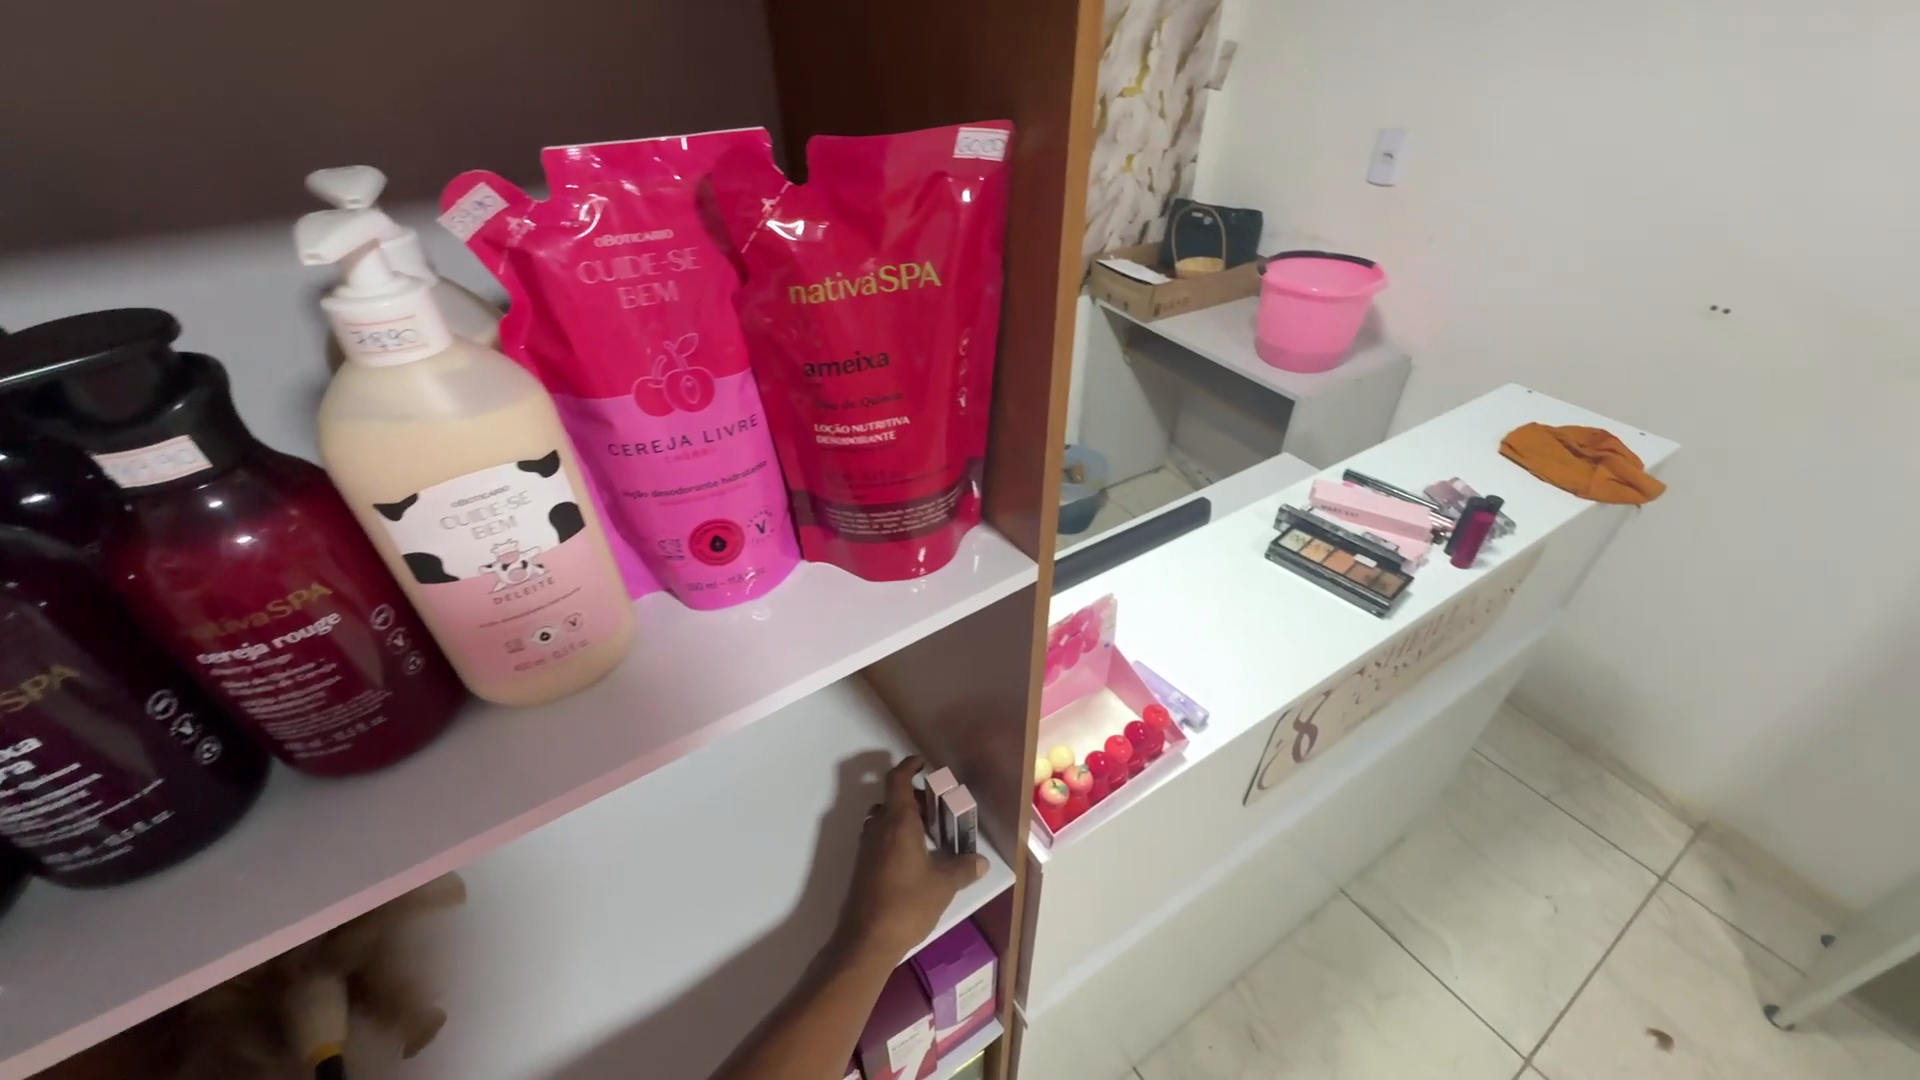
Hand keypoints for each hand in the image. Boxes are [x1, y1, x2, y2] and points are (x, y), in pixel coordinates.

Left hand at [836, 756, 987, 964]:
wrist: (866, 940)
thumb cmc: (907, 904)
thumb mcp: (943, 886)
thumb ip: (963, 869)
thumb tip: (982, 861)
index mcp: (898, 822)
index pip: (897, 779)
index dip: (909, 766)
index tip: (924, 764)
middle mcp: (878, 827)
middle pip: (892, 798)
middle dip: (915, 797)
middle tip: (938, 810)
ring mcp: (867, 847)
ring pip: (884, 818)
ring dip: (903, 817)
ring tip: (929, 834)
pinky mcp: (863, 866)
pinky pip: (879, 837)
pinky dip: (895, 835)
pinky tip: (914, 858)